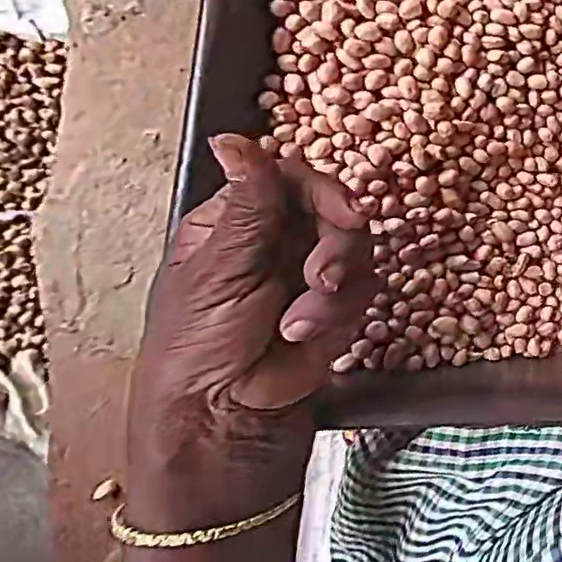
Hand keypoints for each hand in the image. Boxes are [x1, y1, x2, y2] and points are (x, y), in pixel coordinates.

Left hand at [124, 133, 376, 533]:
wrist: (225, 421)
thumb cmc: (198, 345)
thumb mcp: (219, 270)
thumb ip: (246, 206)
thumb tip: (232, 139)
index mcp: (237, 222)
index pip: (291, 181)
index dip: (323, 191)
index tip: (344, 212)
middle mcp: (278, 241)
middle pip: (335, 212)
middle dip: (336, 245)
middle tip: (322, 276)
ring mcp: (310, 273)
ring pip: (357, 250)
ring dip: (335, 287)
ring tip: (302, 320)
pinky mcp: (338, 306)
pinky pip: (363, 289)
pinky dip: (340, 314)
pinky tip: (307, 336)